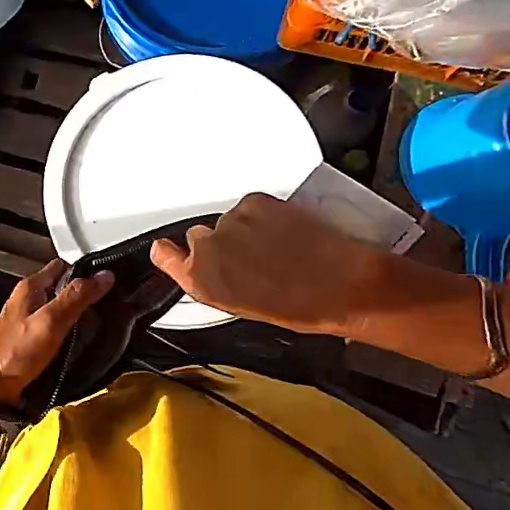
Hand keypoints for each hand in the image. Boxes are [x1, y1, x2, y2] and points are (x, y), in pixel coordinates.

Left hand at [0, 261, 113, 413]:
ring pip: (60, 307)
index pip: (63, 266)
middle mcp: (27, 300)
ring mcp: (28, 319)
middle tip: (108, 303)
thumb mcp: (51, 321)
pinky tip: (80, 339)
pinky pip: (55, 326)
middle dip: (84, 293)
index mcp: (30, 287)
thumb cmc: (15, 353)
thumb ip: (76, 297)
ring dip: (78, 313)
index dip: (86, 270)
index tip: (108, 280)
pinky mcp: (30, 339)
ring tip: (100, 321)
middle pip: (62, 287)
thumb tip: (103, 276)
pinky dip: (69, 330)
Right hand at [148, 194, 406, 336]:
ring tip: (278, 248)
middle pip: (199, 236)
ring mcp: (230, 223)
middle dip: (221, 242)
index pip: (163, 254)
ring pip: (229, 220)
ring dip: (247, 229)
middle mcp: (207, 249)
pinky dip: (265, 214)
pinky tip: (286, 233)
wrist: (345, 287)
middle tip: (251, 256)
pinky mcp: (254, 203)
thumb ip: (215, 282)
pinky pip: (251, 205)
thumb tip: (214, 270)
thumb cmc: (301, 306)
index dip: (171, 251)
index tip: (173, 249)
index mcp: (200, 281)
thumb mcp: (243, 306)